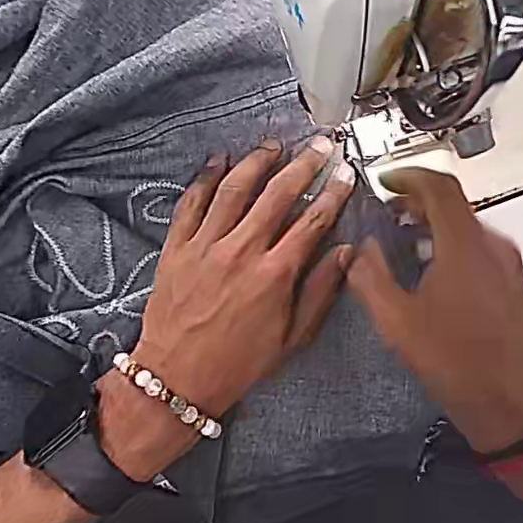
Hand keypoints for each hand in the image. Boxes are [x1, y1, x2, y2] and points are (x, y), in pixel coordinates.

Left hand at [100, 137, 355, 479]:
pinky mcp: (177, 247)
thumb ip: (320, 291)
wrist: (178, 377)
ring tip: (274, 145)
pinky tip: (218, 160)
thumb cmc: (238, 362)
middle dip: (302, 165)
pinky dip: (204, 177)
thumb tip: (344, 253)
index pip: (312, 221)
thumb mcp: (291, 337)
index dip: (333, 194)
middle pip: (277, 194)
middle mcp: (241, 251)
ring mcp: (205, 245)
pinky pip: (191, 203)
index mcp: (274, 274)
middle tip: (317, 146)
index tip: (345, 174)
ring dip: (257, 161)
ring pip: (234, 188)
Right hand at [347, 168, 522, 454]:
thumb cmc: (462, 367)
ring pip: (468, 225)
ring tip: (406, 238)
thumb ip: (370, 278)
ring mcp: (508, 266)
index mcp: (465, 248)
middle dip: (417, 201)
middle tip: (390, 208)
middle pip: (455, 203)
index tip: (389, 179)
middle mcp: (494, 249)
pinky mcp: (513, 284)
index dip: (409, 176)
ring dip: (434, 224)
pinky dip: (452, 243)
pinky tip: (432, 268)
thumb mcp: (397, 322)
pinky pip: (480, 247)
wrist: (512, 405)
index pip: (440, 187)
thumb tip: (360, 253)